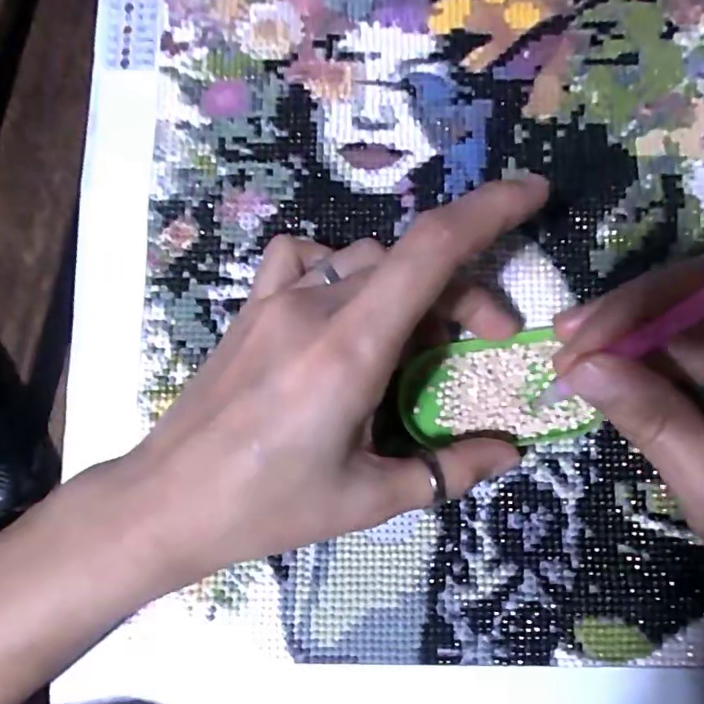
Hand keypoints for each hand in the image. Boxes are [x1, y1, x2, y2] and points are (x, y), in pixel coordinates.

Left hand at [56, 177, 546, 585]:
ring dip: (410, 286)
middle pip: (411, 259)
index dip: (491, 210)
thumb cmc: (268, 508)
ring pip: (366, 257)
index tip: (535, 195)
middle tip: (487, 341)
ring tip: (417, 342)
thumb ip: (448, 471)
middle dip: (465, 290)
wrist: (168, 502)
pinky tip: (344, 308)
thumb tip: (510, 453)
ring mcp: (276, 299)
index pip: (432, 250)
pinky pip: (306, 256)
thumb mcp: (369, 500)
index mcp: (350, 348)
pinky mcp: (251, 308)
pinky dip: (343, 268)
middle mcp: (314, 305)